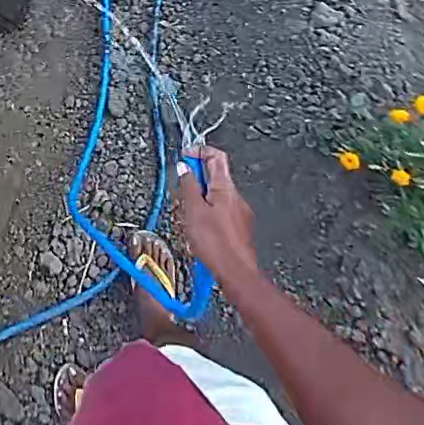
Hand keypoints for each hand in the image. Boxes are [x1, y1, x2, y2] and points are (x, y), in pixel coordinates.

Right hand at [178, 145, 259, 290]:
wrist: (237, 273)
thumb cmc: (216, 245)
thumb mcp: (194, 211)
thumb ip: (189, 186)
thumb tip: (185, 168)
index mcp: (225, 188)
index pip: (216, 156)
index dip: (199, 151)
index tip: (185, 155)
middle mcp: (236, 196)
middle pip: (215, 176)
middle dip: (196, 180)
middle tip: (183, 193)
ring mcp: (240, 212)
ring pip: (217, 195)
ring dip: (201, 199)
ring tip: (190, 217)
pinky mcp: (240, 226)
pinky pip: (222, 210)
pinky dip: (209, 212)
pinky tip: (201, 230)